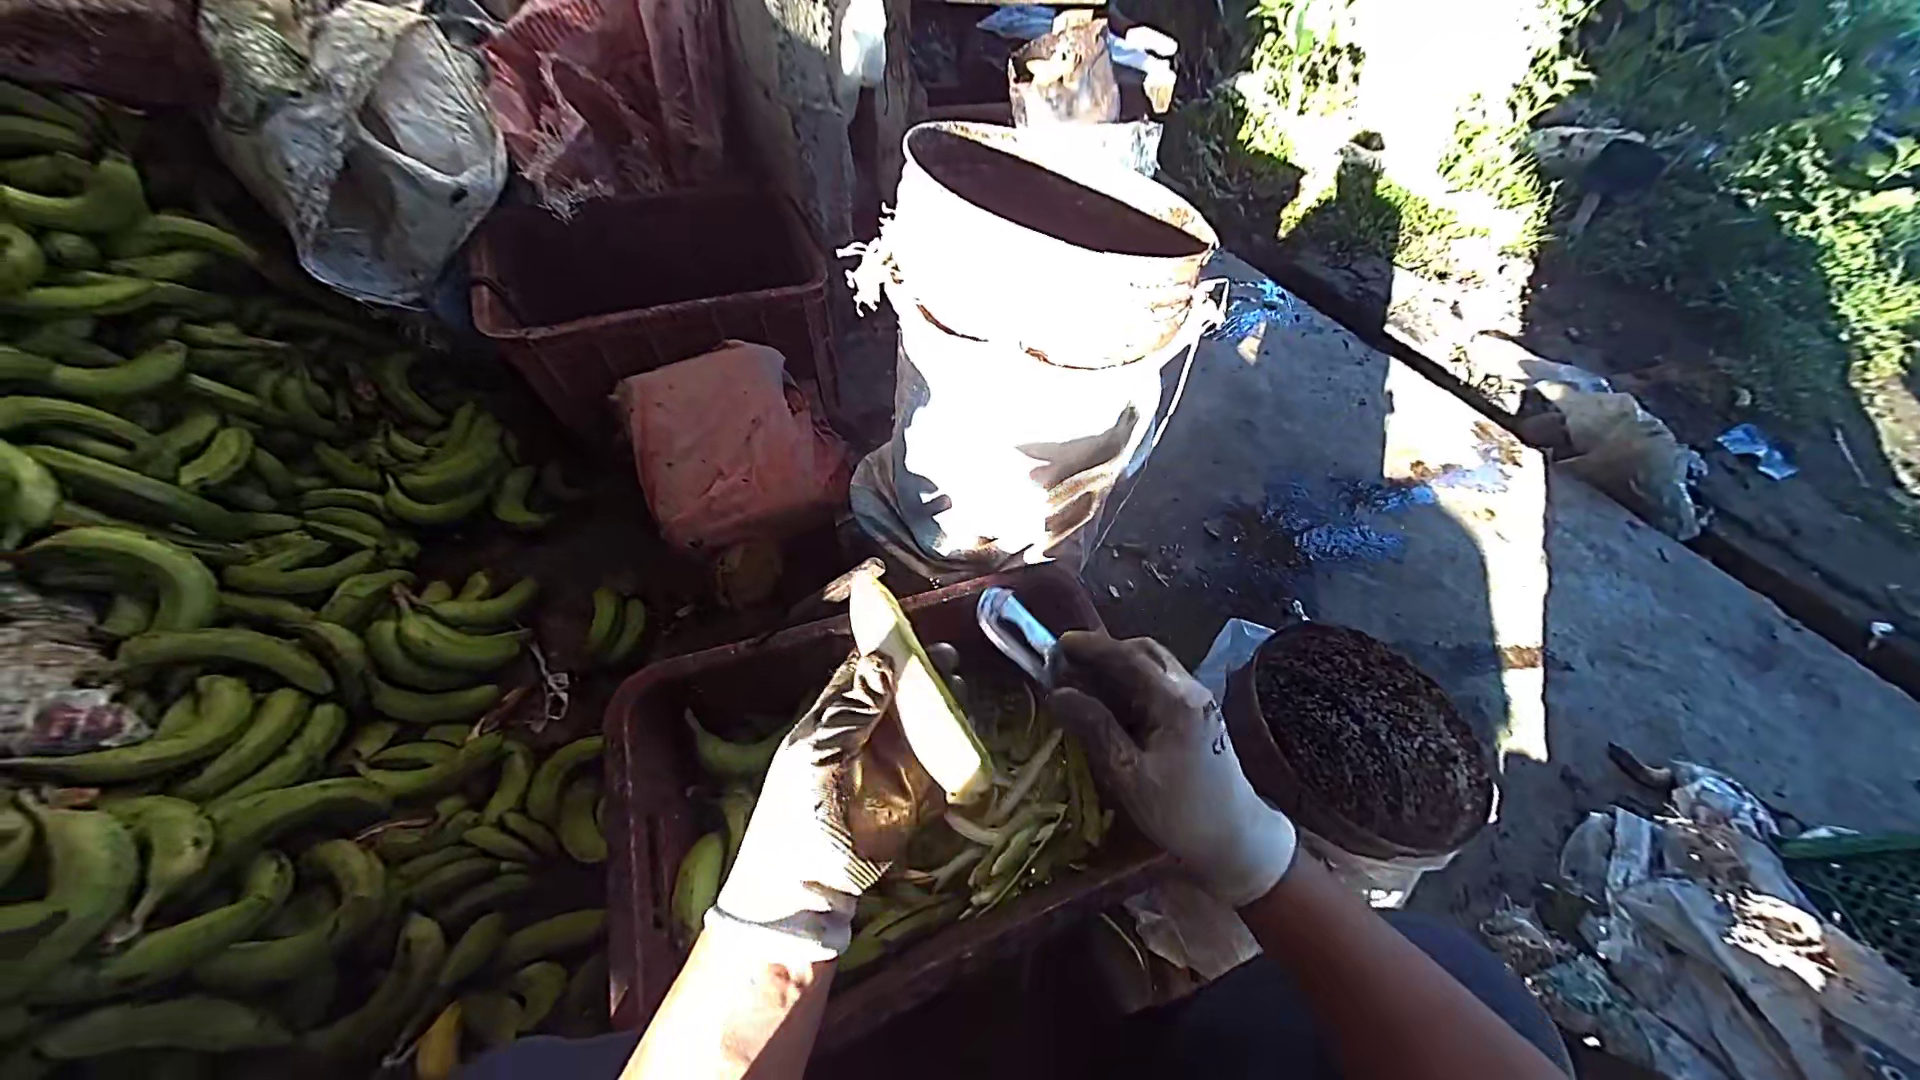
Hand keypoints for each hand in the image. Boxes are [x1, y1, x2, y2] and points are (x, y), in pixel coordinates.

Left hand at [711, 652, 943, 958]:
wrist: (805, 889)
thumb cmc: (796, 818)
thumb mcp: (817, 757)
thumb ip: (851, 713)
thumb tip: (879, 661)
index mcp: (834, 718)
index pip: (862, 671)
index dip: (884, 649)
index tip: (910, 631)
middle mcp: (867, 732)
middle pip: (900, 691)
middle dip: (923, 672)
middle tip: (947, 657)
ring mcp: (892, 760)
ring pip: (923, 720)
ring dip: (943, 702)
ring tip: (961, 685)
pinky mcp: (915, 790)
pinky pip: (940, 758)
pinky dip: (956, 742)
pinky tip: (970, 727)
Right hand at [1047, 632, 1296, 906]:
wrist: (1240, 841)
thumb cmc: (1182, 813)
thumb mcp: (1130, 776)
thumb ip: (1096, 728)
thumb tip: (1058, 693)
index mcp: (1175, 701)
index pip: (1127, 657)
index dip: (1091, 647)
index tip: (1058, 643)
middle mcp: (1189, 689)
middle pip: (1142, 652)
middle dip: (1102, 651)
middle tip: (1066, 662)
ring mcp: (1196, 699)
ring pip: (1151, 664)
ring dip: (1115, 665)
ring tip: (1081, 678)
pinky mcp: (1195, 712)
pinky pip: (1157, 682)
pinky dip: (1128, 681)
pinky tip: (1108, 698)